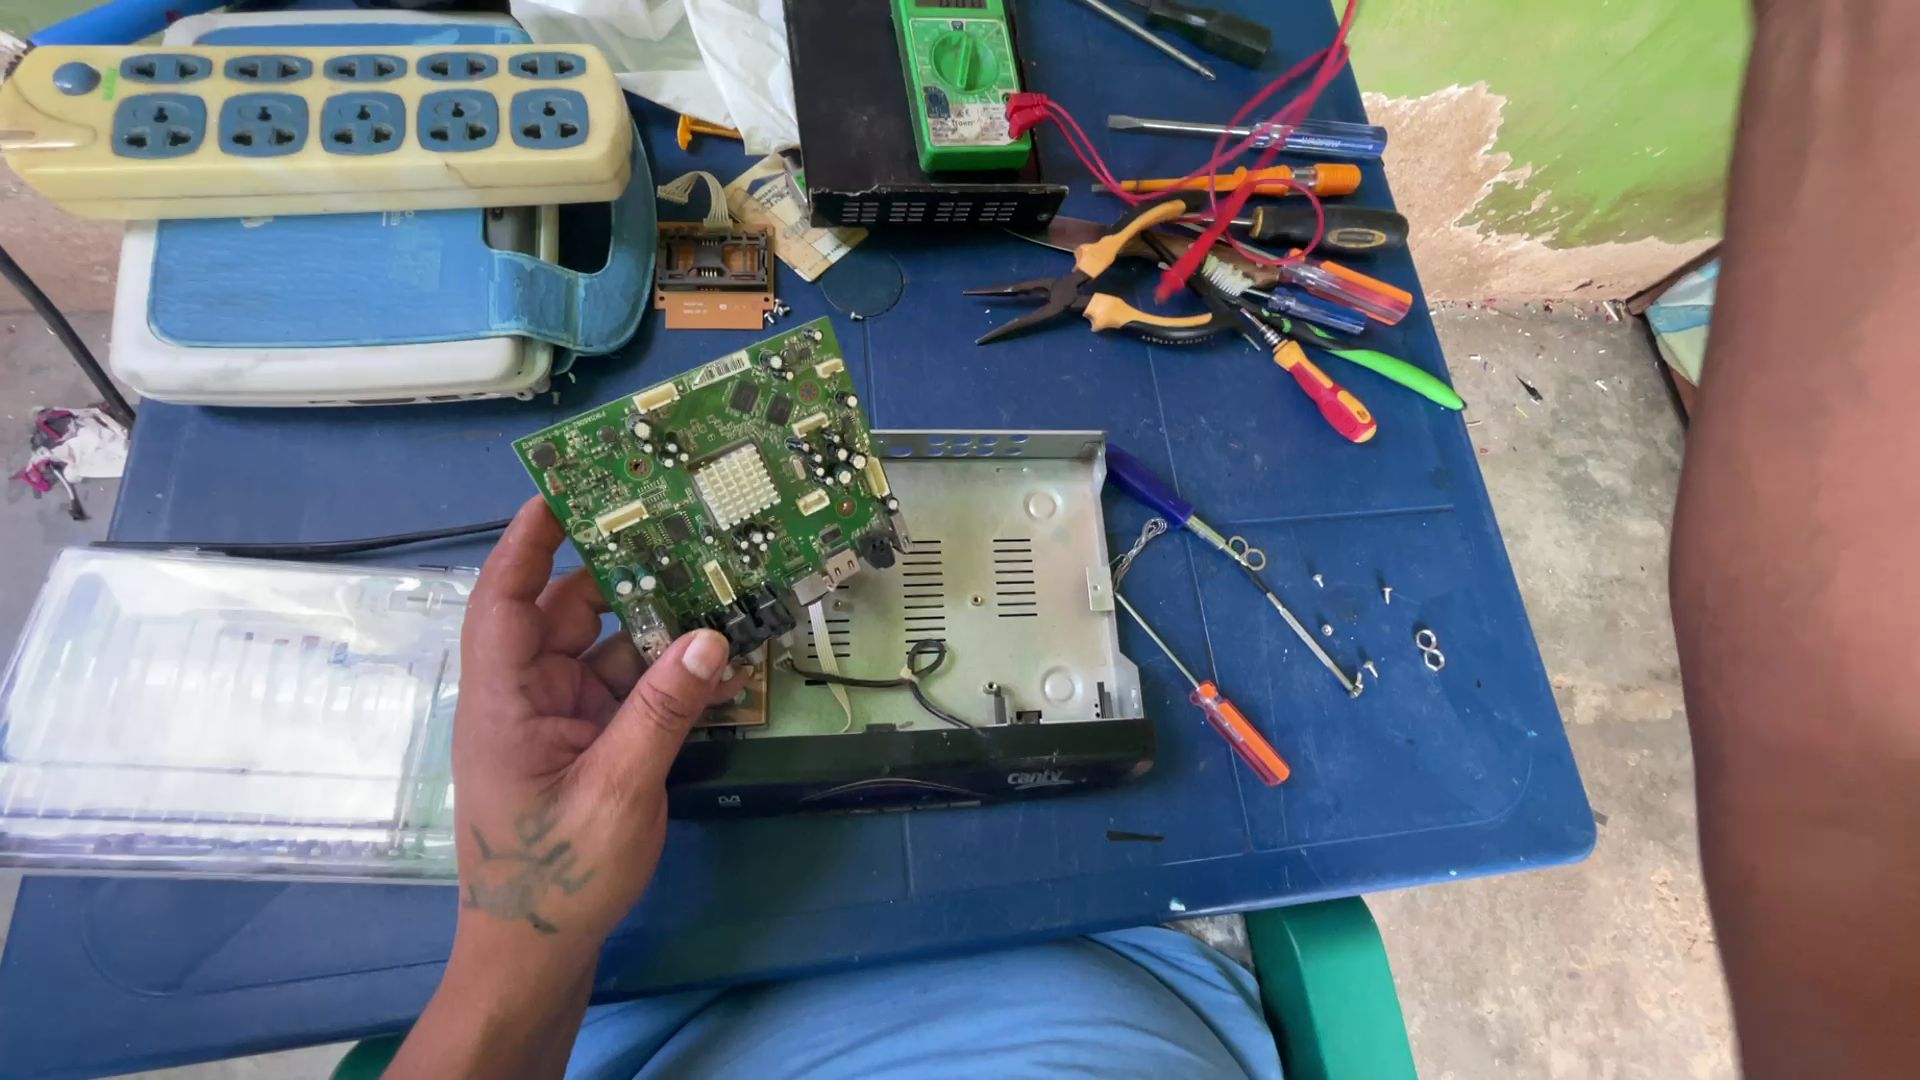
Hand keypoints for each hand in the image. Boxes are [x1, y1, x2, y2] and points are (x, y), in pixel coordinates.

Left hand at [450, 495, 741, 967]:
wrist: (541, 952)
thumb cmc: (558, 874)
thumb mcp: (616, 791)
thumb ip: (662, 712)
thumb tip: (711, 636)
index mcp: (507, 702)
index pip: (502, 603)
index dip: (526, 544)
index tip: (561, 494)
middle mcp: (530, 697)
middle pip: (567, 615)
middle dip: (617, 574)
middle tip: (675, 532)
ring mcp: (564, 717)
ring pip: (608, 648)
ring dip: (655, 622)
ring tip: (711, 585)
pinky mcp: (593, 738)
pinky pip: (632, 686)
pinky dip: (669, 668)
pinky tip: (714, 655)